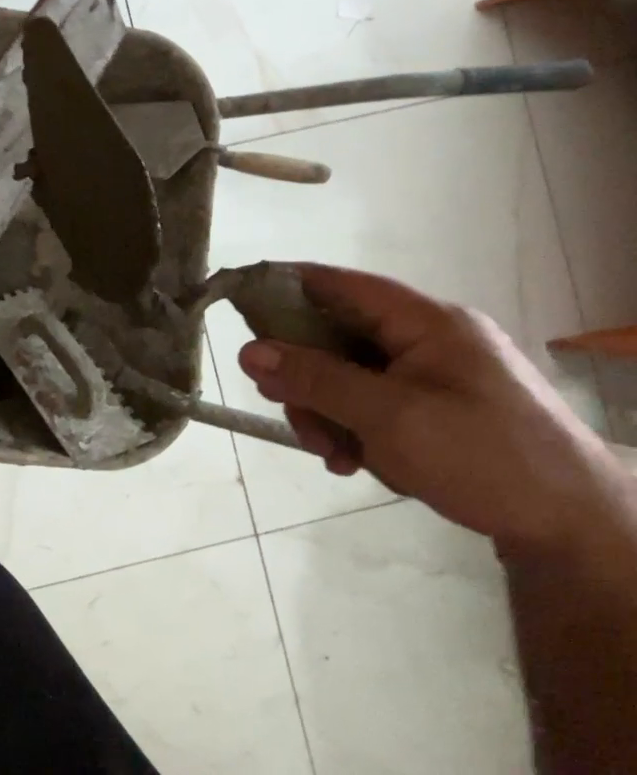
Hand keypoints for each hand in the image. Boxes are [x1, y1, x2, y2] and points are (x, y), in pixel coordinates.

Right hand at [236, 264, 618, 552]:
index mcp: (428, 323)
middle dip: (302, 376)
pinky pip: (372, 404)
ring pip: (347, 376)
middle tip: (286, 410)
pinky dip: (352, 429)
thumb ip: (314, 379)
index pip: (338, 284)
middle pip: (335, 337)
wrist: (580, 530)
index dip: (282, 286)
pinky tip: (355, 462)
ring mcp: (437, 375)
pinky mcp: (440, 409)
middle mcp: (431, 339)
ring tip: (332, 454)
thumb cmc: (484, 458)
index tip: (235, 305)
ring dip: (325, 412)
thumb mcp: (386, 417)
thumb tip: (247, 349)